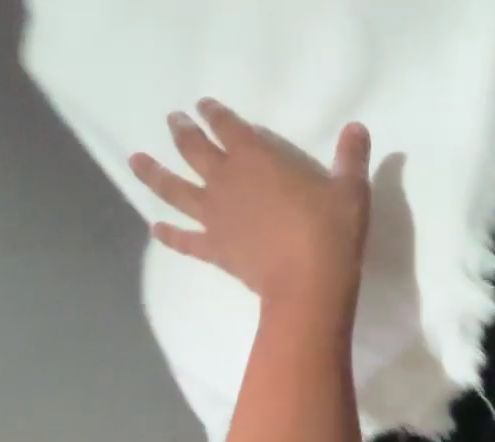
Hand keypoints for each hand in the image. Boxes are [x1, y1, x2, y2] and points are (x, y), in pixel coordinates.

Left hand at [129, 99, 371, 298]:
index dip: (215, 113)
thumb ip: (351, 159)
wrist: (310, 284)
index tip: (204, 105)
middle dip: (182, 132)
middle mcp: (225, 180)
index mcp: (255, 158)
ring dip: (153, 173)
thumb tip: (357, 129)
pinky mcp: (215, 249)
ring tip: (137, 161)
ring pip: (174, 188)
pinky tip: (156, 229)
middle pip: (194, 149)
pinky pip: (185, 241)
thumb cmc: (331, 233)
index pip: (228, 126)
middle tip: (174, 121)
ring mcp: (214, 215)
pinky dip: (169, 235)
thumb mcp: (351, 192)